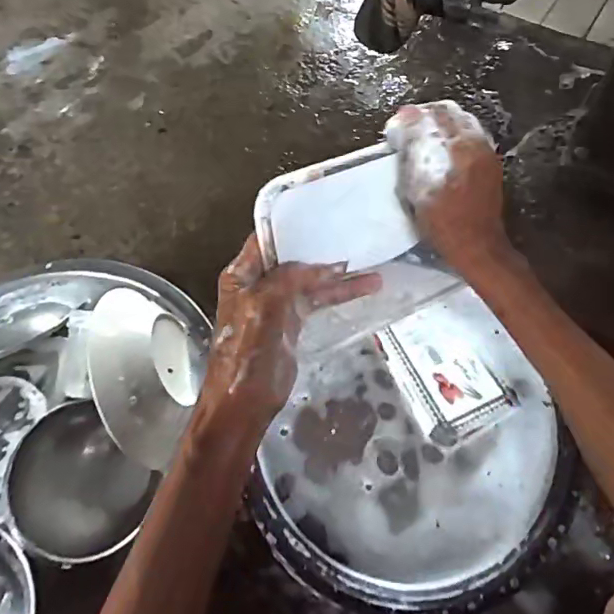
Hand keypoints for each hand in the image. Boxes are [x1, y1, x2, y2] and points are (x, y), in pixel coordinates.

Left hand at [202, 235, 380, 424]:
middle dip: (321, 248)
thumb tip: (326, 265)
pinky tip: (365, 288)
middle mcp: (259, 283)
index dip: (291, 225)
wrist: (244, 401)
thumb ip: (290, 277)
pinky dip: (340, 294)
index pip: (266, 239)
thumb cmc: (246, 351)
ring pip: (311, 280)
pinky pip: (319, 300)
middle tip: (353, 234)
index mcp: (242, 274)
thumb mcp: (265, 305)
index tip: (321, 212)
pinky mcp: (293, 321)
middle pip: (293, 257)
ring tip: (372, 267)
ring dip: (339, 275)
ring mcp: (277, 303)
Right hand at [384, 101, 510, 268]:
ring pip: (464, 123)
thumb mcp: (418, 190)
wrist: (478, 246)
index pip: (434, 116)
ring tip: (423, 132)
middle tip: (409, 123)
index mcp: (460, 148)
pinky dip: (455, 135)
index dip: (412, 116)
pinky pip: (472, 136)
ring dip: (443, 123)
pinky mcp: (491, 164)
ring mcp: (487, 153)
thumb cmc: (444, 223)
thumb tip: (404, 130)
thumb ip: (412, 156)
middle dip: (428, 115)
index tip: (398, 121)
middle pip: (452, 114)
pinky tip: (442, 146)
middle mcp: (477, 144)